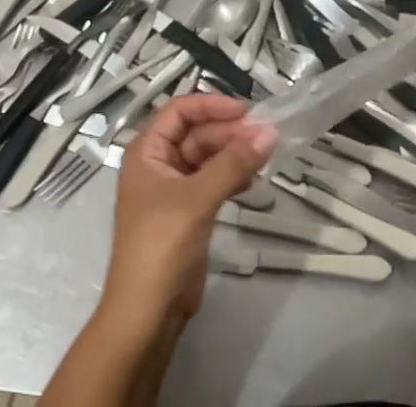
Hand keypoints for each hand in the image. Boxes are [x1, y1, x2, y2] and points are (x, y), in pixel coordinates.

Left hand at [103, 94, 278, 322]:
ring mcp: (173, 189)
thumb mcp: (197, 199)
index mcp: (146, 152)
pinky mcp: (188, 212)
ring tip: (264, 158)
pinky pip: (213, 180)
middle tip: (266, 138)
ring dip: (234, 154)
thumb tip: (270, 131)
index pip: (179, 110)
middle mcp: (157, 164)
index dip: (212, 105)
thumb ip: (233, 163)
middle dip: (229, 133)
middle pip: (196, 133)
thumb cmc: (161, 245)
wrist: (147, 311)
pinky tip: (252, 181)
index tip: (248, 111)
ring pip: (207, 157)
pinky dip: (232, 176)